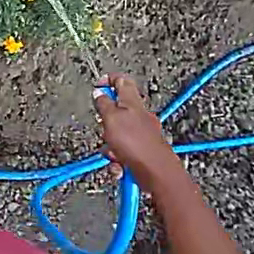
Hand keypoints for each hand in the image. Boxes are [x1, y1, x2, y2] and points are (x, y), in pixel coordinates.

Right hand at [93, 72, 186, 194]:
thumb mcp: (111, 118)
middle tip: (104, 130)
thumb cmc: (137, 143)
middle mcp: (139, 115)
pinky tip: (120, 165)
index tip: (98, 86)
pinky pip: (123, 153)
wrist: (155, 173)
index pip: (122, 81)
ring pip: (117, 135)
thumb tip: (99, 93)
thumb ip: (103, 104)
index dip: (108, 80)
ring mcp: (141, 134)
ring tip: (114, 153)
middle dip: (105, 124)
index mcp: (133, 101)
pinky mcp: (142, 152)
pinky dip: (118, 160)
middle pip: (116, 111)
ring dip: (110, 147)